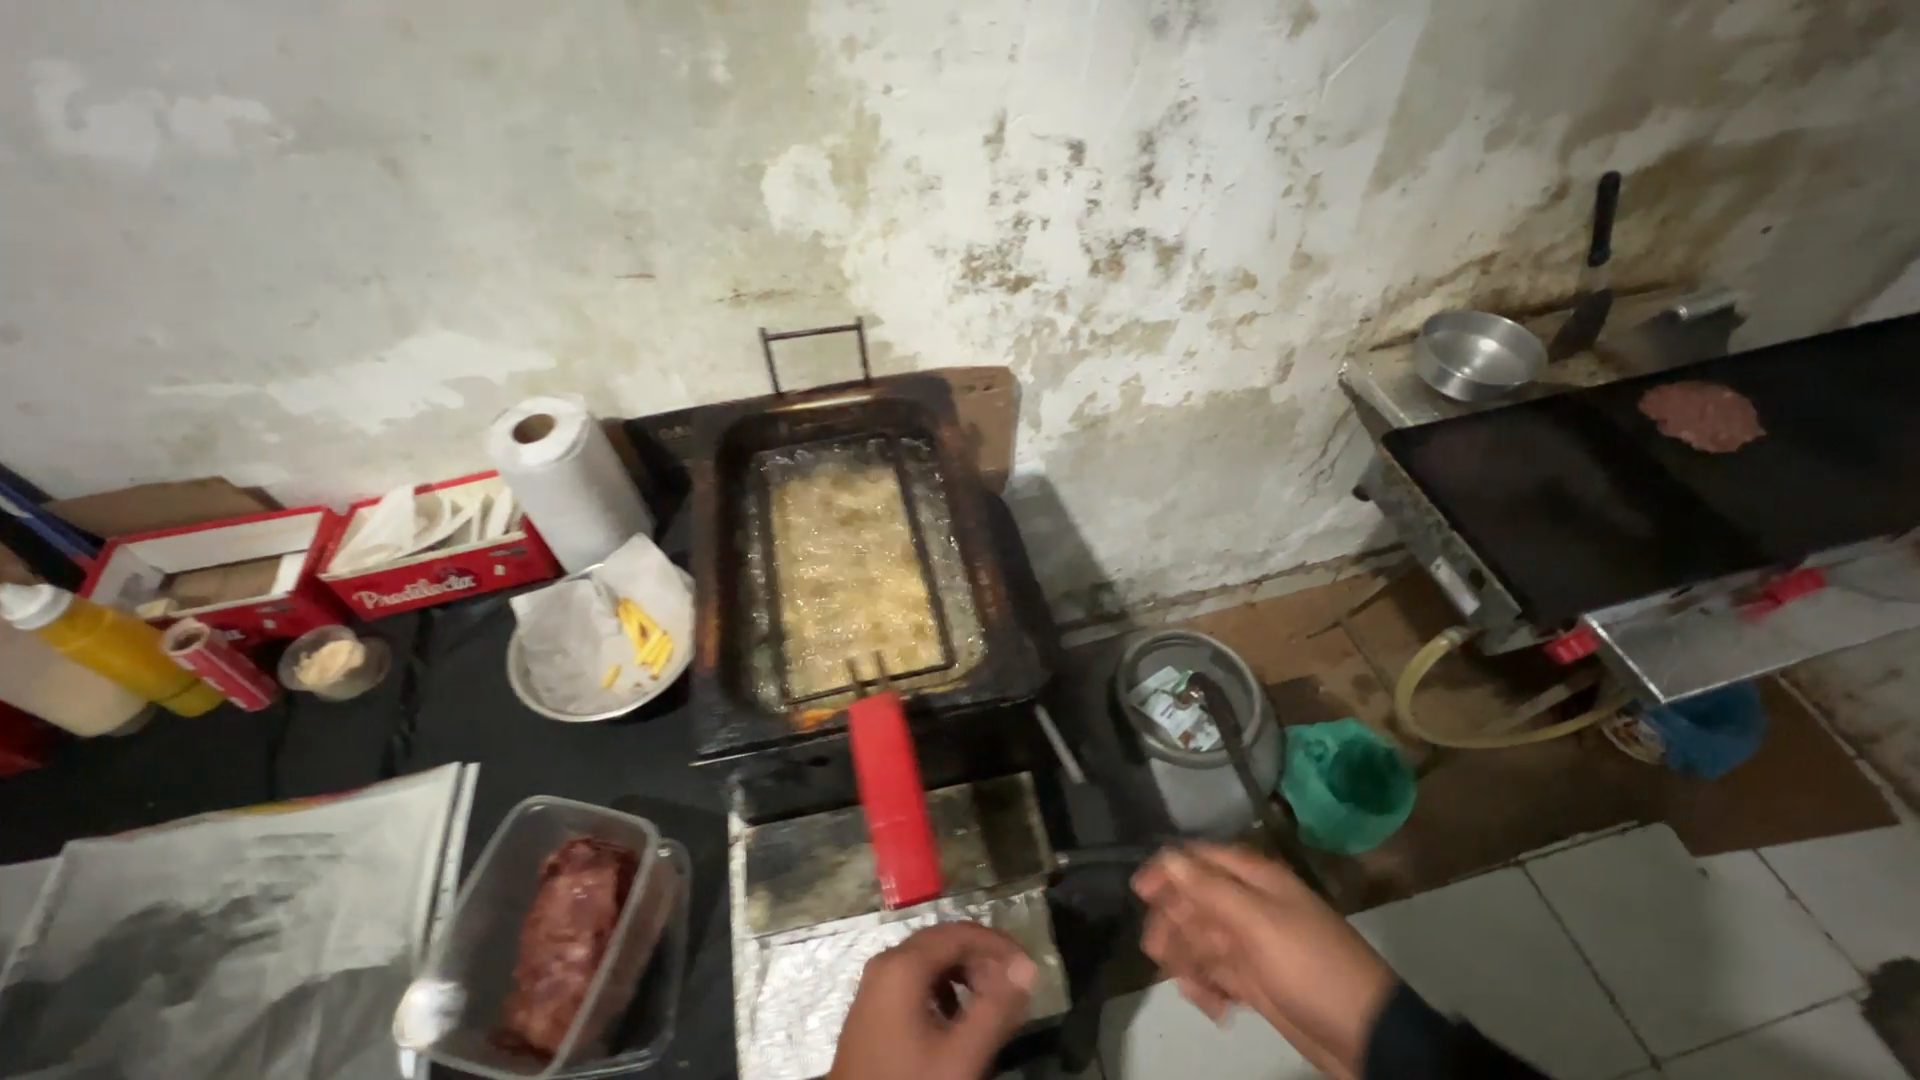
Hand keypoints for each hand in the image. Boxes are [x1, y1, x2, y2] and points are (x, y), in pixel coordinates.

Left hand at [829, 921, 1037, 1079]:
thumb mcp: (960, 1055)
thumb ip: (996, 1009)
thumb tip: (1027, 967)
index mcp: (903, 965)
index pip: (960, 933)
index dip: (998, 944)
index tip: (1028, 967)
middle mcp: (885, 963)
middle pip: (943, 942)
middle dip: (982, 959)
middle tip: (1013, 987)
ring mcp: (875, 985)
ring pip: (929, 962)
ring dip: (964, 974)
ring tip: (990, 1004)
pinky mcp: (873, 1007)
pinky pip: (915, 982)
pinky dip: (944, 990)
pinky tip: (958, 1019)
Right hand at [1133, 845, 1395, 1079]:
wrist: (1364, 1035)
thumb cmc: (1310, 966)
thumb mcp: (1258, 922)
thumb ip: (1209, 888)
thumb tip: (1166, 855)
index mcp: (1253, 880)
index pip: (1199, 860)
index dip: (1167, 870)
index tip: (1138, 891)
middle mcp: (1248, 904)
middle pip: (1192, 901)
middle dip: (1174, 926)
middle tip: (1159, 953)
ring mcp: (1250, 944)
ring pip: (1199, 940)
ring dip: (1188, 962)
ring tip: (1196, 989)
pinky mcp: (1253, 980)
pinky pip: (1214, 972)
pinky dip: (1207, 987)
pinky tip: (1215, 1006)